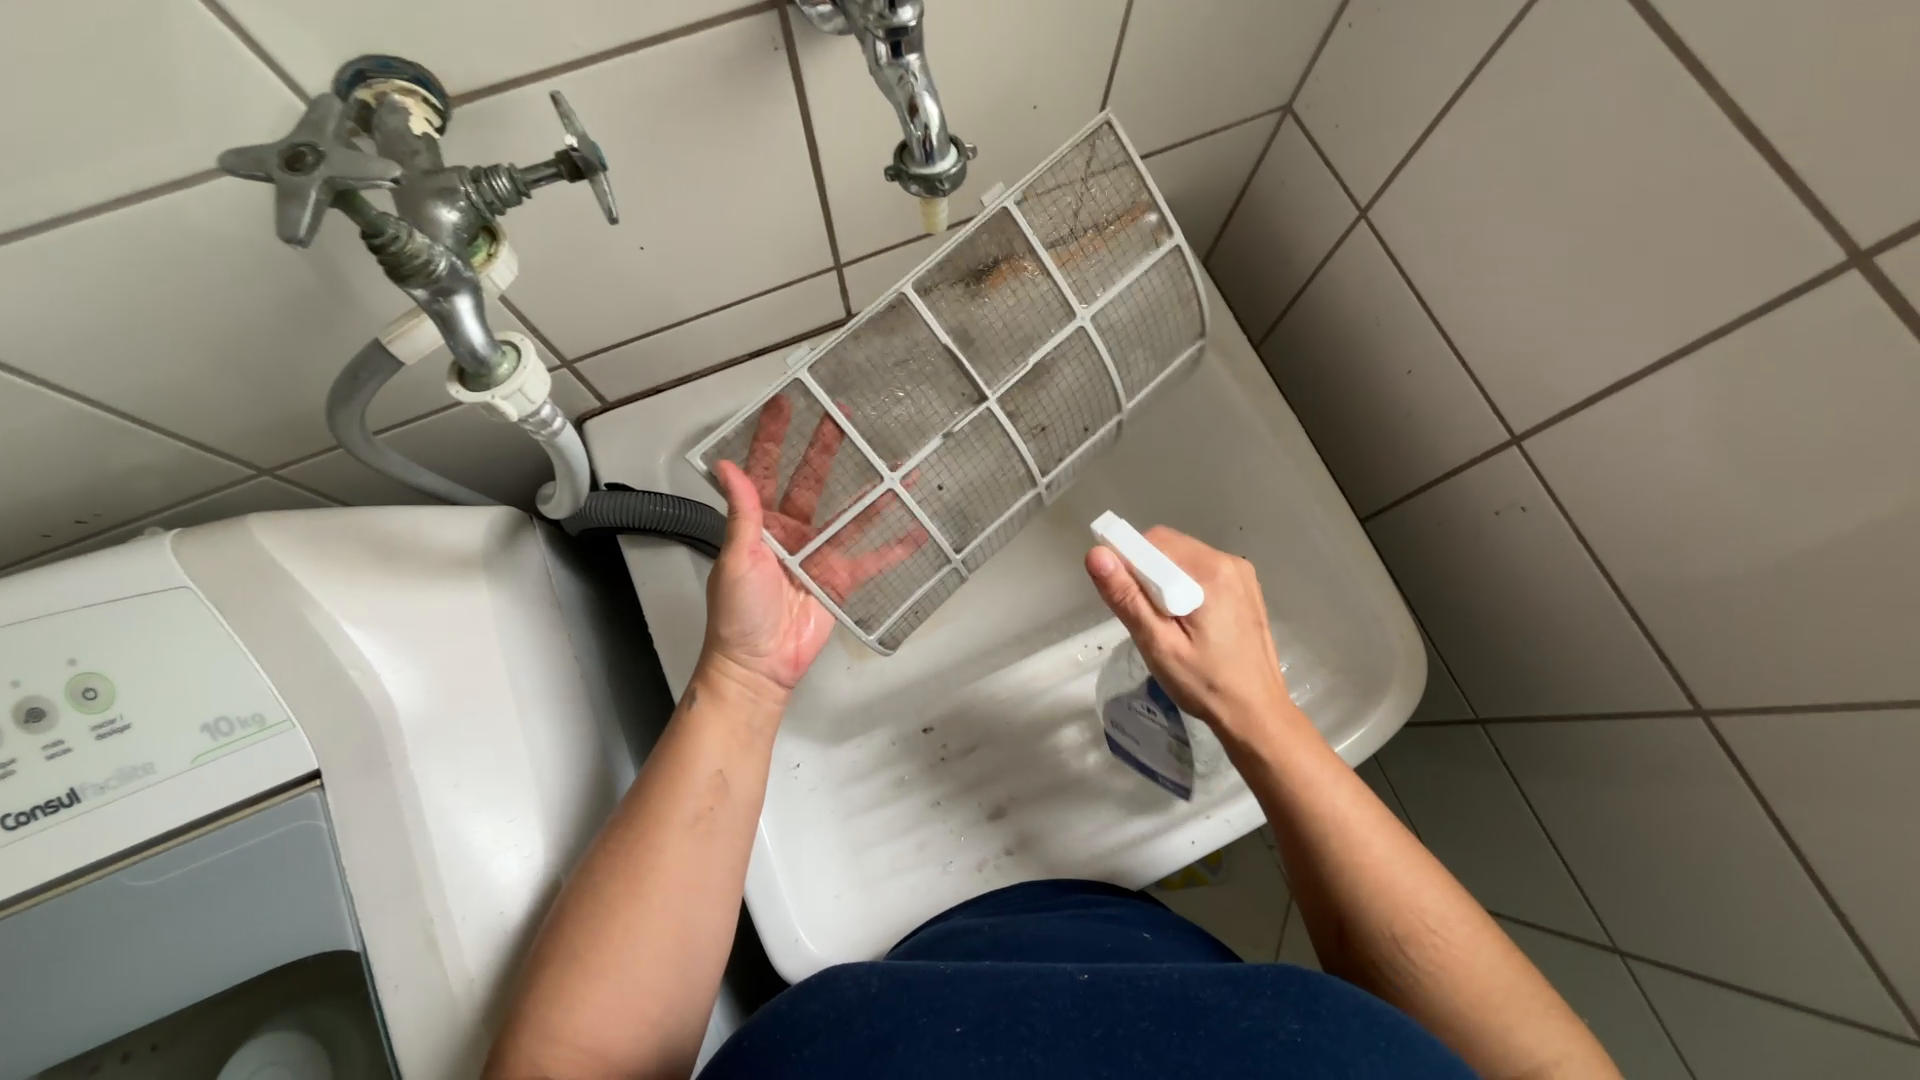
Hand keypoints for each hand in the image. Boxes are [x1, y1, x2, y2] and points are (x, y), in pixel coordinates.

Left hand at [701, 398, 926, 696]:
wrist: (759, 664)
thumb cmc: (736, 617)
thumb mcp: (736, 559)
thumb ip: (741, 513)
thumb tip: (727, 469)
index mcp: (759, 524)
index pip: (765, 469)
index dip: (773, 437)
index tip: (783, 406)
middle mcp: (790, 532)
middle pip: (812, 480)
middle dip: (826, 447)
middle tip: (842, 416)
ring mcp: (818, 554)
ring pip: (851, 514)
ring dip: (874, 491)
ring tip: (897, 465)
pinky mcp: (840, 579)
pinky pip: (873, 558)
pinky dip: (895, 547)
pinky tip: (915, 530)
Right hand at [1085, 526, 1299, 740]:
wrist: (1256, 713)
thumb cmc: (1204, 684)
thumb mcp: (1158, 645)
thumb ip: (1127, 598)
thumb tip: (1096, 555)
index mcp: (1210, 572)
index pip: (1153, 542)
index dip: (1128, 561)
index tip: (1122, 596)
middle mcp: (1229, 562)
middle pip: (1169, 546)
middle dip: (1146, 572)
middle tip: (1144, 617)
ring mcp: (1241, 574)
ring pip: (1183, 558)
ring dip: (1164, 580)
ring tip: (1166, 624)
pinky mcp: (1245, 588)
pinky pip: (1201, 571)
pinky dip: (1184, 586)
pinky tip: (1187, 622)